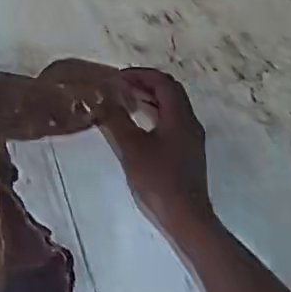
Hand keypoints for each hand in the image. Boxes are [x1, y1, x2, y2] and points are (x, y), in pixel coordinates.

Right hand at [98, 68, 212, 233]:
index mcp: (180, 117)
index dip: (140, 74)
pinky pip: (170, 122)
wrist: (185, 216)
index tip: (116, 78)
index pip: (163, 82)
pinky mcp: (185, 152)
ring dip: (148, 99)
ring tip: (122, 101)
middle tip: (118, 87)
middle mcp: (189, 123)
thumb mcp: (131, 147)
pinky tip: (135, 125)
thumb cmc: (158, 180)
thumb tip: (100, 100)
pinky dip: (152, 114)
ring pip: (170, 107)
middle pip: (170, 92)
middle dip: (143, 84)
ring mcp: (190, 138)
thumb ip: (115, 120)